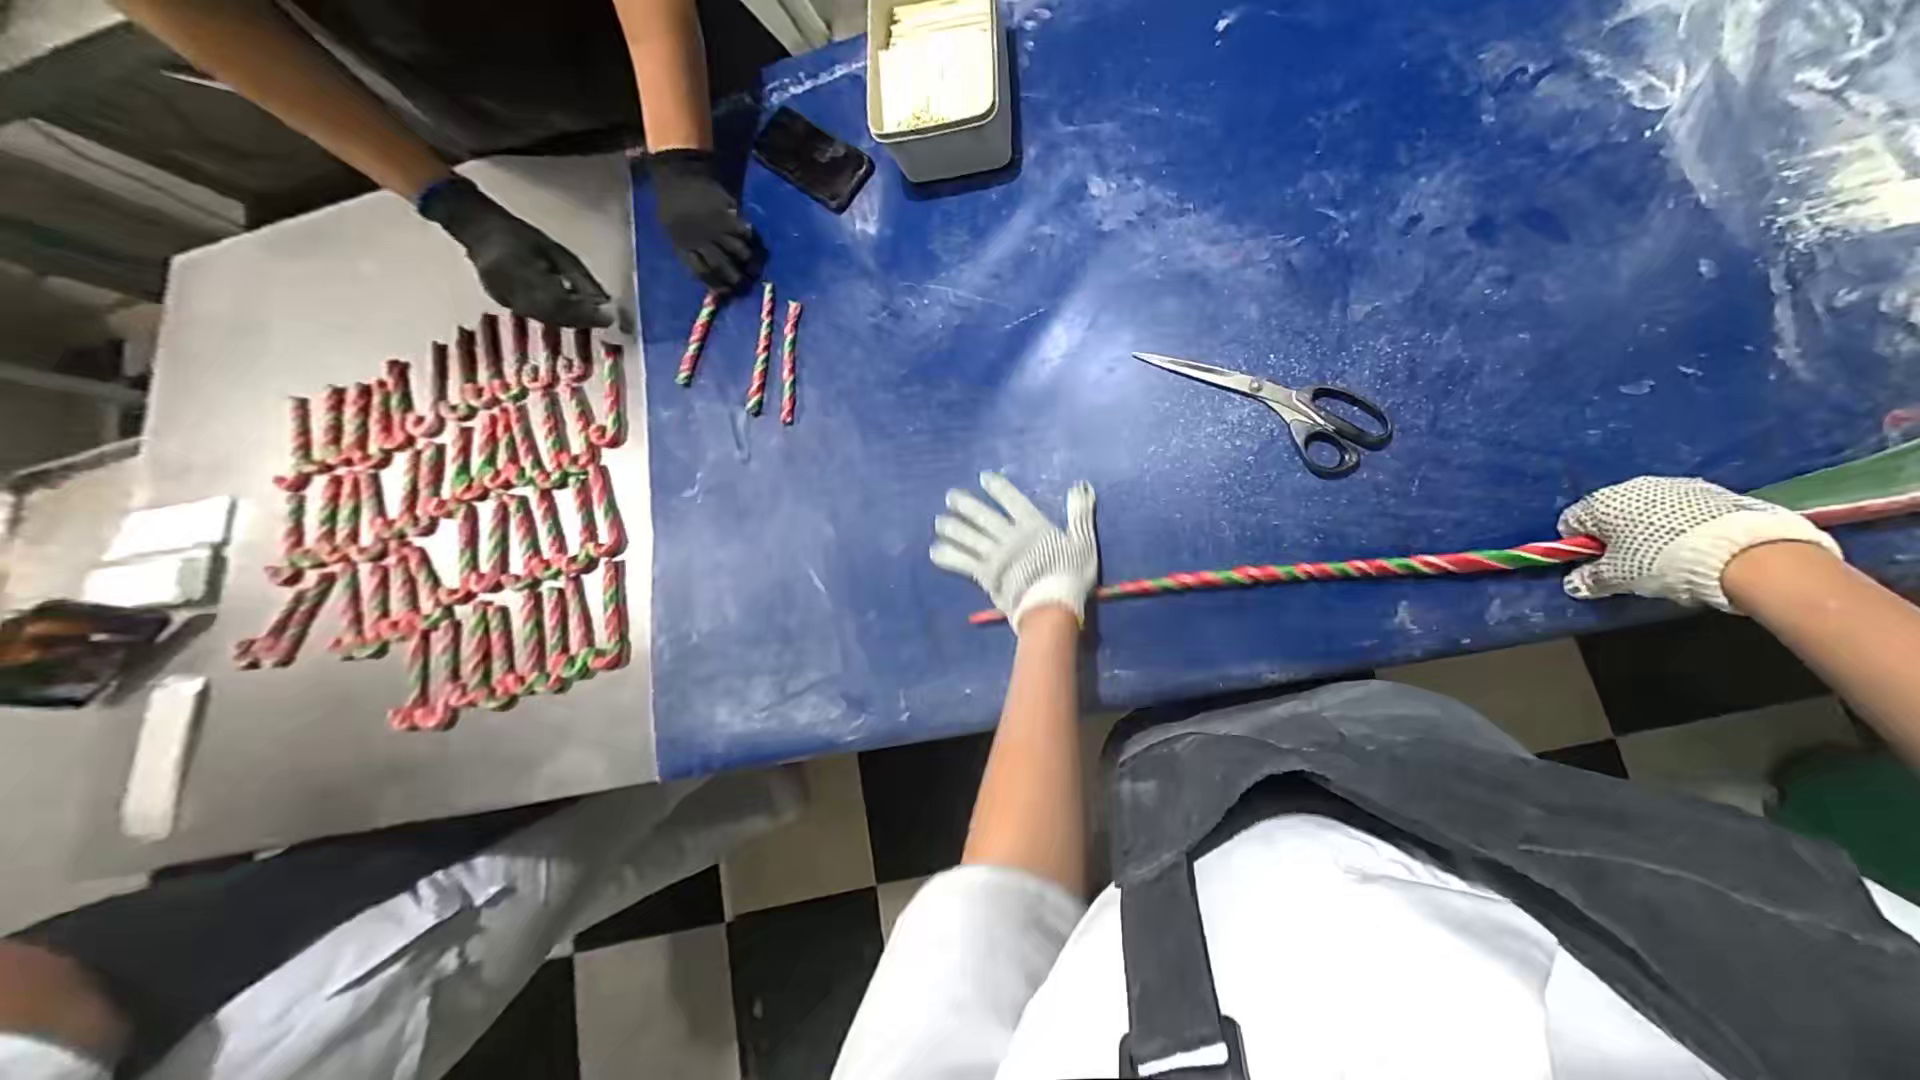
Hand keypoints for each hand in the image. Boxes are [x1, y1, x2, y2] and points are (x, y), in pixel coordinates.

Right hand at [417, 176, 611, 327]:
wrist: (477, 227)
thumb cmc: (521, 235)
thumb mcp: (557, 251)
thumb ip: (580, 279)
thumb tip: (604, 303)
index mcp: (520, 267)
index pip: (559, 299)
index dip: (585, 311)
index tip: (608, 316)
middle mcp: (508, 286)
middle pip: (552, 313)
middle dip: (581, 318)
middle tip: (603, 319)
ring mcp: (502, 296)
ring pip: (544, 318)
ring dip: (570, 320)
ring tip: (591, 317)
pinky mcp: (502, 302)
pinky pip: (535, 315)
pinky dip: (556, 317)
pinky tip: (570, 315)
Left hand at [646, 150, 759, 289]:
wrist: (679, 174)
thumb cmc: (672, 202)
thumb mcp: (670, 228)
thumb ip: (686, 247)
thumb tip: (704, 267)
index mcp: (684, 245)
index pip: (702, 272)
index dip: (715, 284)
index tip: (726, 291)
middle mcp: (701, 240)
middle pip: (722, 265)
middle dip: (734, 278)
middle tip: (744, 285)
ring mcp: (715, 228)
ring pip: (737, 251)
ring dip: (747, 259)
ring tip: (753, 265)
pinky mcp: (727, 215)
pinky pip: (743, 231)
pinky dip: (749, 236)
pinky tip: (751, 237)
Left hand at [930, 473, 1097, 629]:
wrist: (1053, 605)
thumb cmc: (1072, 575)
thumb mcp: (1083, 541)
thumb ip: (1080, 513)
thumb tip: (1079, 485)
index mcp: (1034, 526)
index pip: (1013, 501)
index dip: (999, 488)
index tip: (984, 478)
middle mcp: (1010, 537)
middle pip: (983, 517)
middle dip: (966, 505)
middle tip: (950, 497)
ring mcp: (995, 556)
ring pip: (969, 537)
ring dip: (952, 528)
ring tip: (939, 521)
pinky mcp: (985, 575)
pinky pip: (962, 563)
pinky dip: (948, 556)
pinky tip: (935, 552)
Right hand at [1558, 476, 1841, 611]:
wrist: (1746, 553)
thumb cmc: (1661, 561)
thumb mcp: (1618, 578)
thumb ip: (1589, 579)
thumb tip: (1574, 584)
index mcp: (1601, 503)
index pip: (1572, 522)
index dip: (1580, 545)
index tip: (1595, 563)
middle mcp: (1633, 486)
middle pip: (1612, 513)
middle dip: (1616, 534)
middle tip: (1631, 560)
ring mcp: (1677, 485)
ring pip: (1649, 509)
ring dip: (1650, 527)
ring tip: (1670, 553)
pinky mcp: (1716, 491)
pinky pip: (1685, 509)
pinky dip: (1683, 524)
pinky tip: (1697, 544)